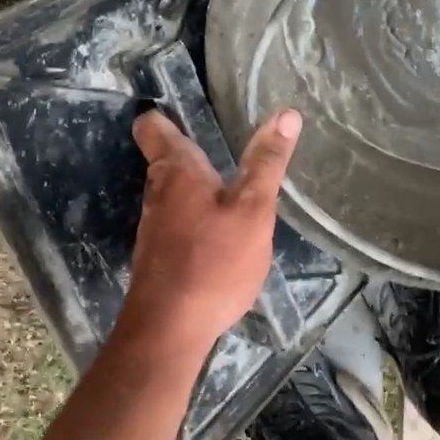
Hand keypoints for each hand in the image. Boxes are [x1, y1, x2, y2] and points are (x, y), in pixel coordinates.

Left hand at [119, 108, 302, 349]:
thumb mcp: (254, 209)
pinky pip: (178, 221)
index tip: (186, 107)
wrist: (168, 333)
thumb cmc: (213, 262)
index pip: (153, 127)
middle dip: (190, 150)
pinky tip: (220, 232)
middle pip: (166, 159)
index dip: (165, 114)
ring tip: (228, 182)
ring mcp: (155, 226)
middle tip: (223, 140)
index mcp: (177, 170)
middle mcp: (159, 192)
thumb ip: (267, 162)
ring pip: (173, 192)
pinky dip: (197, 216)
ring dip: (196, 186)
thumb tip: (286, 113)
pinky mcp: (159, 256)